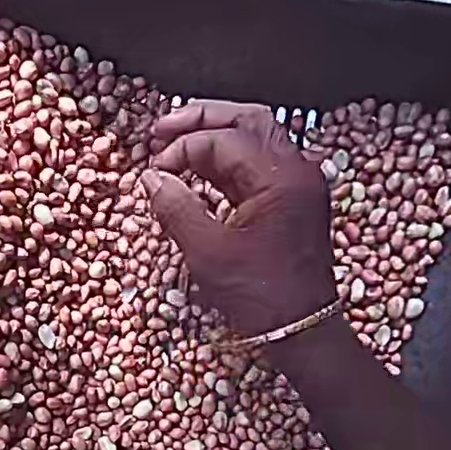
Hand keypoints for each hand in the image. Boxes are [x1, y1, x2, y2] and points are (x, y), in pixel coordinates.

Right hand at [142, 101, 337, 336]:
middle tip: (162, 128)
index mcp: (282, 178)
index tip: (155, 171)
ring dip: (214, 137)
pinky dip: (225, 162)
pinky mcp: (291, 201)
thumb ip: (177, 208)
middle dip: (202, 120)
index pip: (225, 141)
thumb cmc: (256, 293)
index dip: (183, 149)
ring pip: (255, 138)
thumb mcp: (207, 252)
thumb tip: (150, 178)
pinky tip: (198, 171)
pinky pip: (256, 165)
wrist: (300, 329)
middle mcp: (297, 171)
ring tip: (176, 143)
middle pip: (249, 120)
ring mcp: (297, 185)